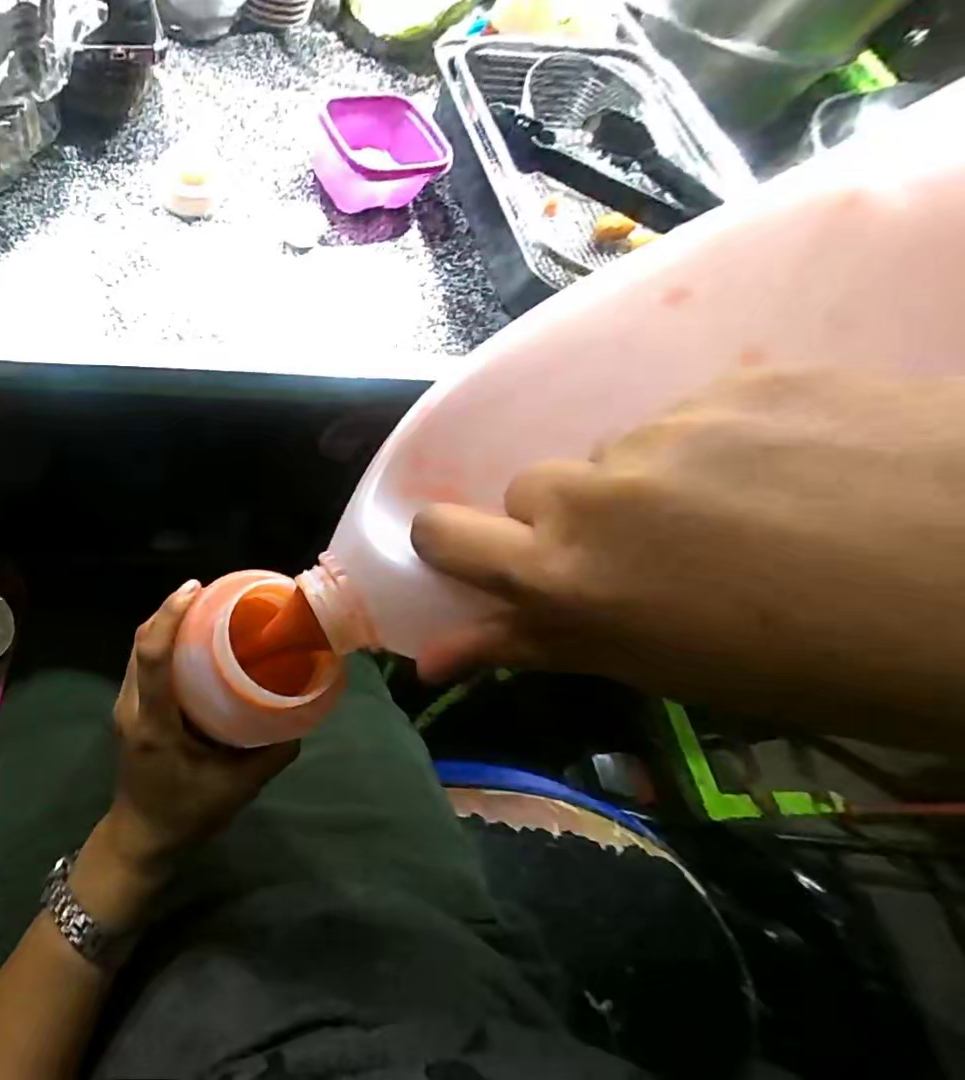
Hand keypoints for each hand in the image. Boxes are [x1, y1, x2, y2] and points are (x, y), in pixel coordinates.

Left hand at [78, 582, 298, 924]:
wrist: (140, 836)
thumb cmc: (185, 815)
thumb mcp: (237, 789)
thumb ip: (271, 753)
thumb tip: (300, 716)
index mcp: (154, 724)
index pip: (152, 658)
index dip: (169, 616)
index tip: (194, 589)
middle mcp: (131, 707)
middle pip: (141, 644)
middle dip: (170, 611)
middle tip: (209, 593)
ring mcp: (124, 706)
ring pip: (137, 652)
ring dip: (164, 625)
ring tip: (203, 610)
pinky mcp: (128, 709)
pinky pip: (141, 666)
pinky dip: (162, 645)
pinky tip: (191, 644)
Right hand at [410, 370, 964, 747]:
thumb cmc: (815, 663)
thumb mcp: (653, 664)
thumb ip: (528, 647)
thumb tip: (427, 663)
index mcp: (560, 574)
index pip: (439, 531)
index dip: (456, 542)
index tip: (502, 556)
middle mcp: (590, 496)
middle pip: (532, 489)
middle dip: (572, 518)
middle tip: (659, 552)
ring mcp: (668, 431)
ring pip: (617, 452)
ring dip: (652, 480)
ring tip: (754, 512)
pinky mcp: (750, 383)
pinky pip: (697, 412)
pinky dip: (728, 441)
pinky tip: (807, 470)